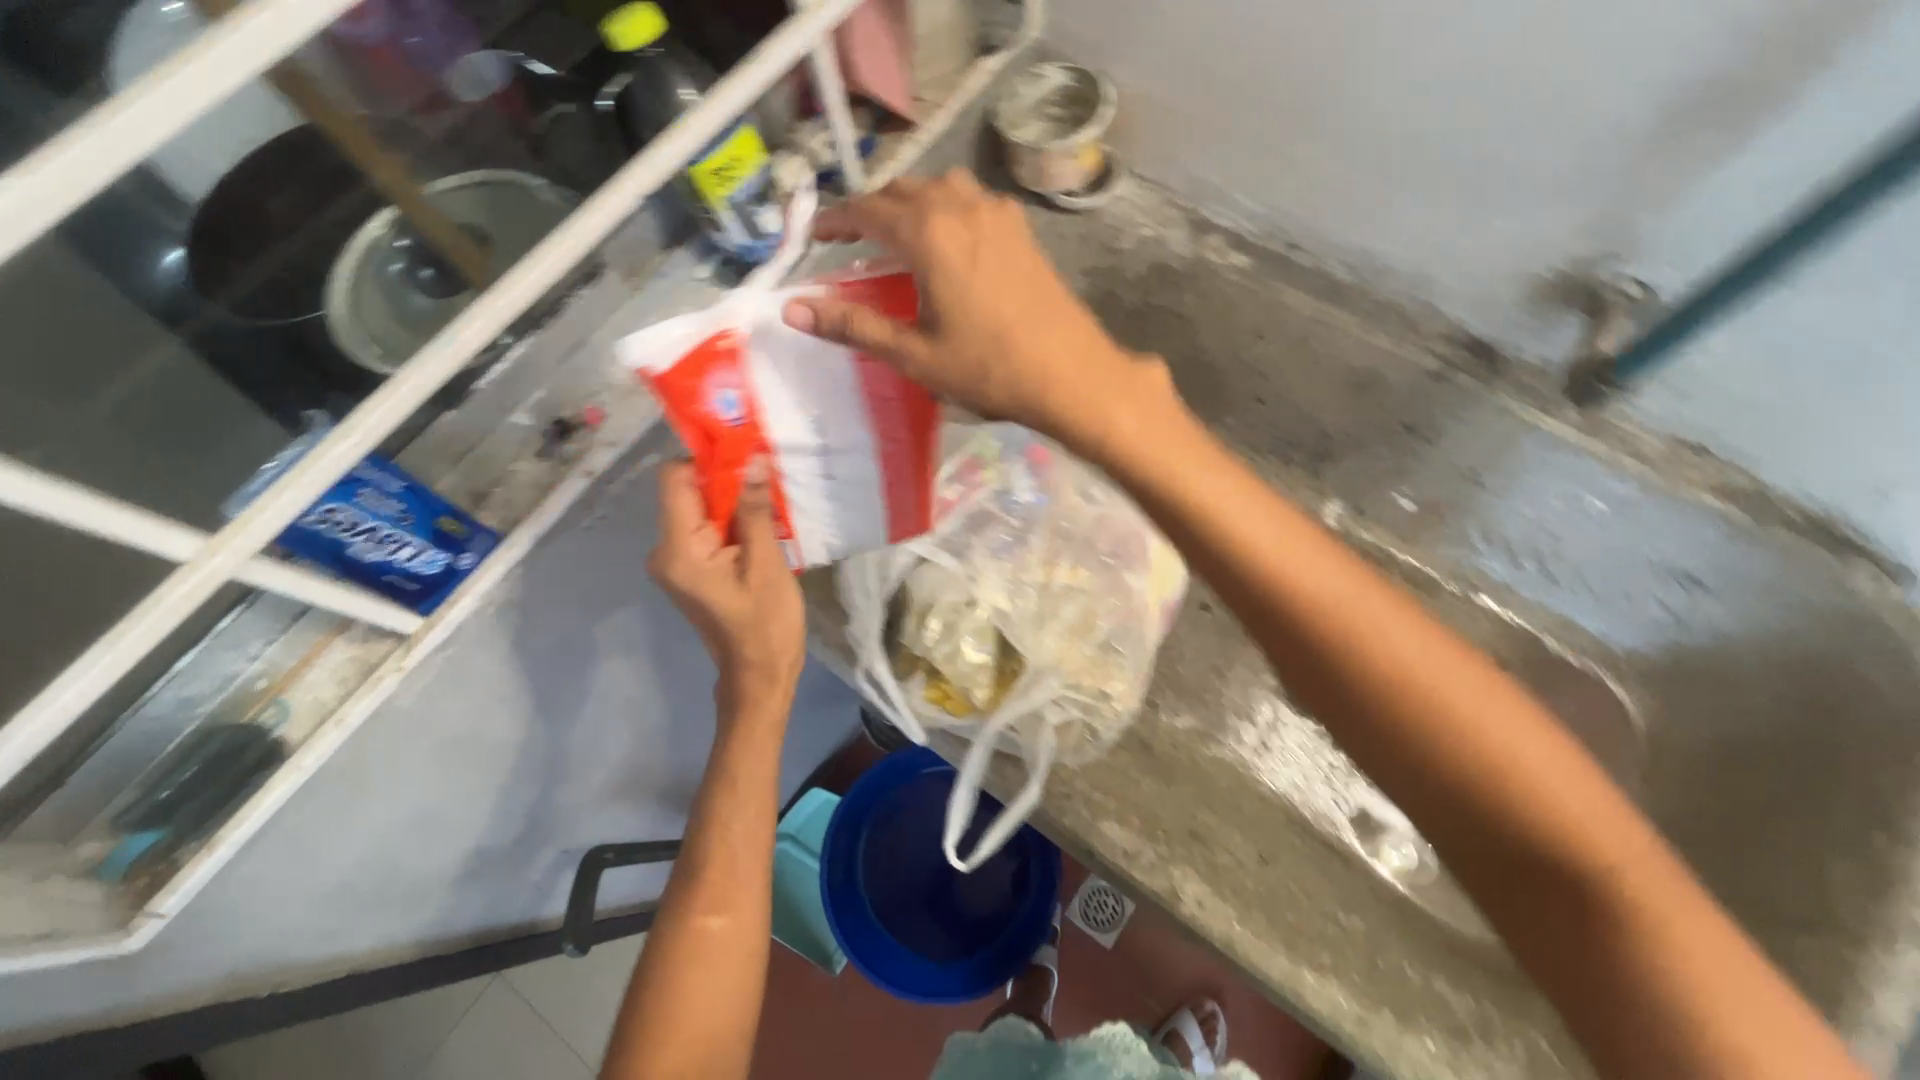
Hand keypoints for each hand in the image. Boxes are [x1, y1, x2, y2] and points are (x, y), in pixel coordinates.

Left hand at [648, 460, 804, 713]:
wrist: (758, 677)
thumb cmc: (765, 624)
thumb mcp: (766, 563)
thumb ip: (754, 509)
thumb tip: (754, 459)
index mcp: (677, 548)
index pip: (675, 478)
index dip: (709, 460)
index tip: (748, 456)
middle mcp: (665, 550)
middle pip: (688, 492)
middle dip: (727, 481)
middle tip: (768, 481)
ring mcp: (675, 561)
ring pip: (700, 509)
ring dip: (733, 503)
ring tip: (770, 507)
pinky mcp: (689, 569)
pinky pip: (706, 530)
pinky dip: (731, 523)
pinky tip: (760, 530)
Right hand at [781, 169, 1172, 450]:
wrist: (1071, 374)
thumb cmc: (989, 369)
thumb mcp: (914, 354)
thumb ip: (853, 326)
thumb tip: (793, 311)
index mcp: (928, 232)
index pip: (866, 210)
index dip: (834, 221)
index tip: (814, 238)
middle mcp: (960, 207)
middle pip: (902, 190)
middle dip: (870, 211)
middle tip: (850, 243)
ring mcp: (997, 213)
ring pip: (939, 188)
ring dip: (910, 203)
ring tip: (896, 239)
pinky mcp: (1021, 229)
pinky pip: (971, 201)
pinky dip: (946, 210)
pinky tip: (948, 245)